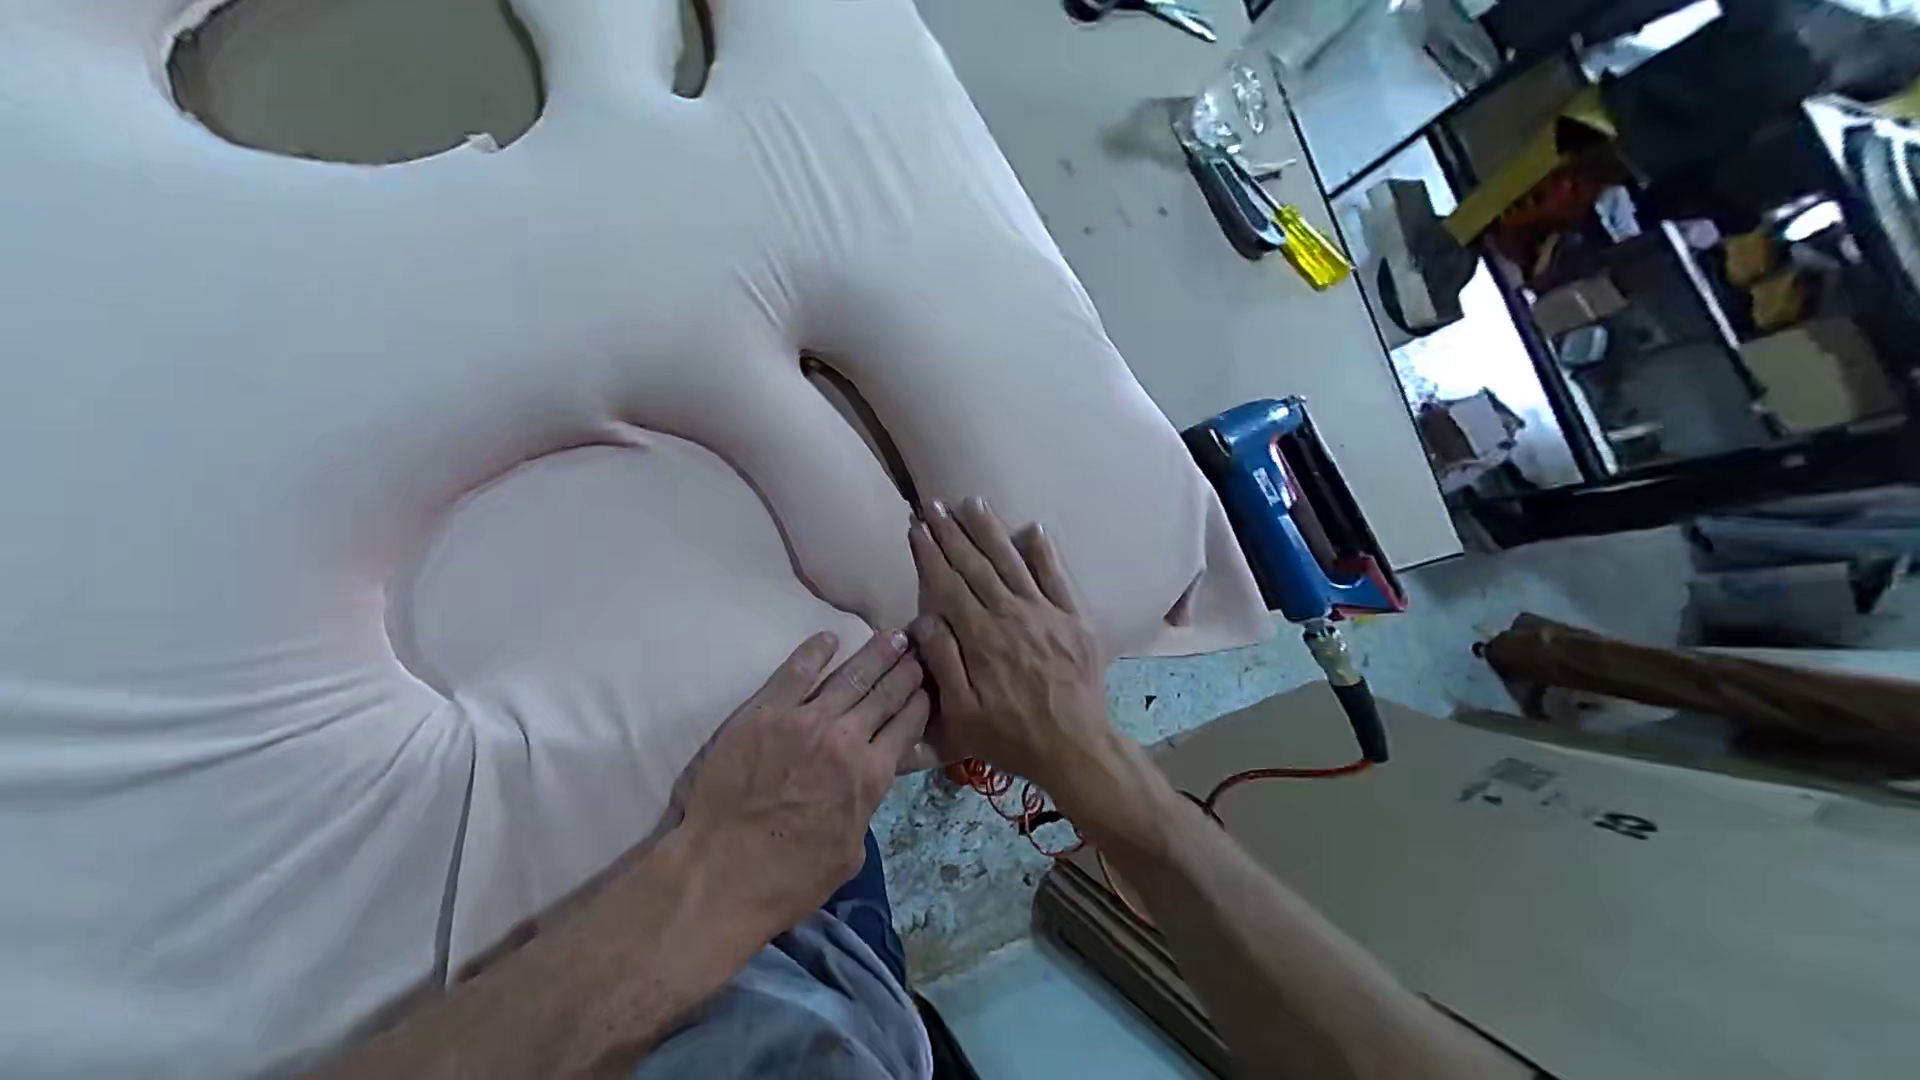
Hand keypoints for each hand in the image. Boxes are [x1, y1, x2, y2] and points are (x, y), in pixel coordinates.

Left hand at [678, 630, 927, 938]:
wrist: (719, 874)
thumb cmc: (789, 877)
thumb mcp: (851, 851)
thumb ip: (866, 805)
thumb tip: (867, 779)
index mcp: (871, 775)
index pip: (908, 722)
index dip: (921, 700)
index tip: (928, 685)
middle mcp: (846, 738)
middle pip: (886, 692)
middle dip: (907, 668)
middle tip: (917, 648)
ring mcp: (804, 720)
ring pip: (850, 675)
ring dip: (876, 653)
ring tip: (892, 634)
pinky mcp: (764, 711)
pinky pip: (796, 671)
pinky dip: (815, 651)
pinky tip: (830, 637)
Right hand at [907, 497, 1115, 795]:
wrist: (1076, 748)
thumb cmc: (1011, 737)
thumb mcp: (962, 715)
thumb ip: (943, 664)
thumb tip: (925, 619)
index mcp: (981, 637)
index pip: (948, 584)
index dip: (930, 554)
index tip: (917, 527)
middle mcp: (1011, 614)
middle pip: (976, 565)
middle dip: (953, 532)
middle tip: (936, 504)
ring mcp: (1046, 613)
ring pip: (1012, 561)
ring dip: (990, 530)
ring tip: (973, 502)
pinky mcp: (1073, 618)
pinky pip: (1057, 577)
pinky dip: (1044, 551)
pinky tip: (1033, 527)